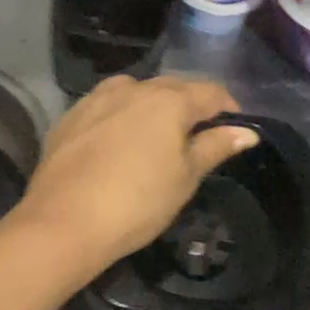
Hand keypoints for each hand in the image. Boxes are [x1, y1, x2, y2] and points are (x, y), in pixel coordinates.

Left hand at [11, 75, 255, 277]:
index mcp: (169, 100)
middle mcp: (133, 87)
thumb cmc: (137, 203)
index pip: (211, 92)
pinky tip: (118, 142)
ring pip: (136, 91)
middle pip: (173, 87)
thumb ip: (215, 147)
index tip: (234, 131)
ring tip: (156, 137)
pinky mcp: (70, 115)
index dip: (228, 109)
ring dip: (153, 107)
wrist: (62, 222)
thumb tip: (247, 131)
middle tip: (198, 138)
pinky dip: (121, 116)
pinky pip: (107, 106)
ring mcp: (97, 98)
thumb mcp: (185, 178)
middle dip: (191, 106)